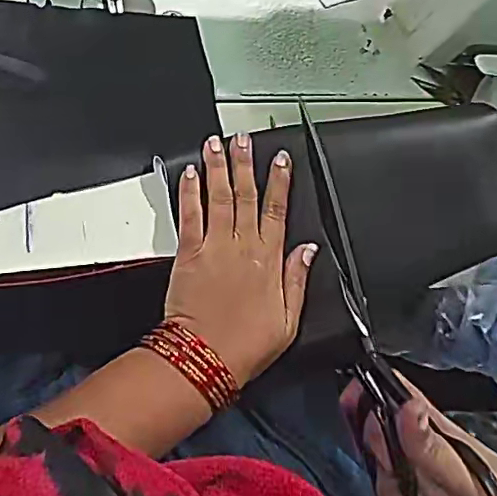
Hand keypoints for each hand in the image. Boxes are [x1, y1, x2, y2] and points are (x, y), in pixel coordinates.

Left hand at [163, 133, 315, 385]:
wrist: (205, 357)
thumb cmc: (245, 343)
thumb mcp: (288, 319)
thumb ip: (297, 279)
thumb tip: (307, 250)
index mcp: (268, 260)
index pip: (277, 210)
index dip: (280, 181)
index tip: (281, 159)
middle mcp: (242, 246)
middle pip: (245, 195)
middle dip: (245, 163)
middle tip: (243, 138)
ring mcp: (214, 246)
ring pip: (218, 197)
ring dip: (217, 167)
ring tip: (216, 143)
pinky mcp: (189, 252)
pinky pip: (190, 214)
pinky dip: (190, 192)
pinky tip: (191, 172)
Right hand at [342, 375, 492, 495]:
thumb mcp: (472, 481)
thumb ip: (433, 447)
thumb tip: (404, 405)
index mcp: (440, 429)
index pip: (394, 390)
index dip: (368, 387)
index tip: (350, 403)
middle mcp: (432, 443)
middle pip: (382, 431)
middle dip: (376, 454)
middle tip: (397, 480)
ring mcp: (432, 471)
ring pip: (387, 465)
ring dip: (390, 489)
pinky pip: (400, 492)